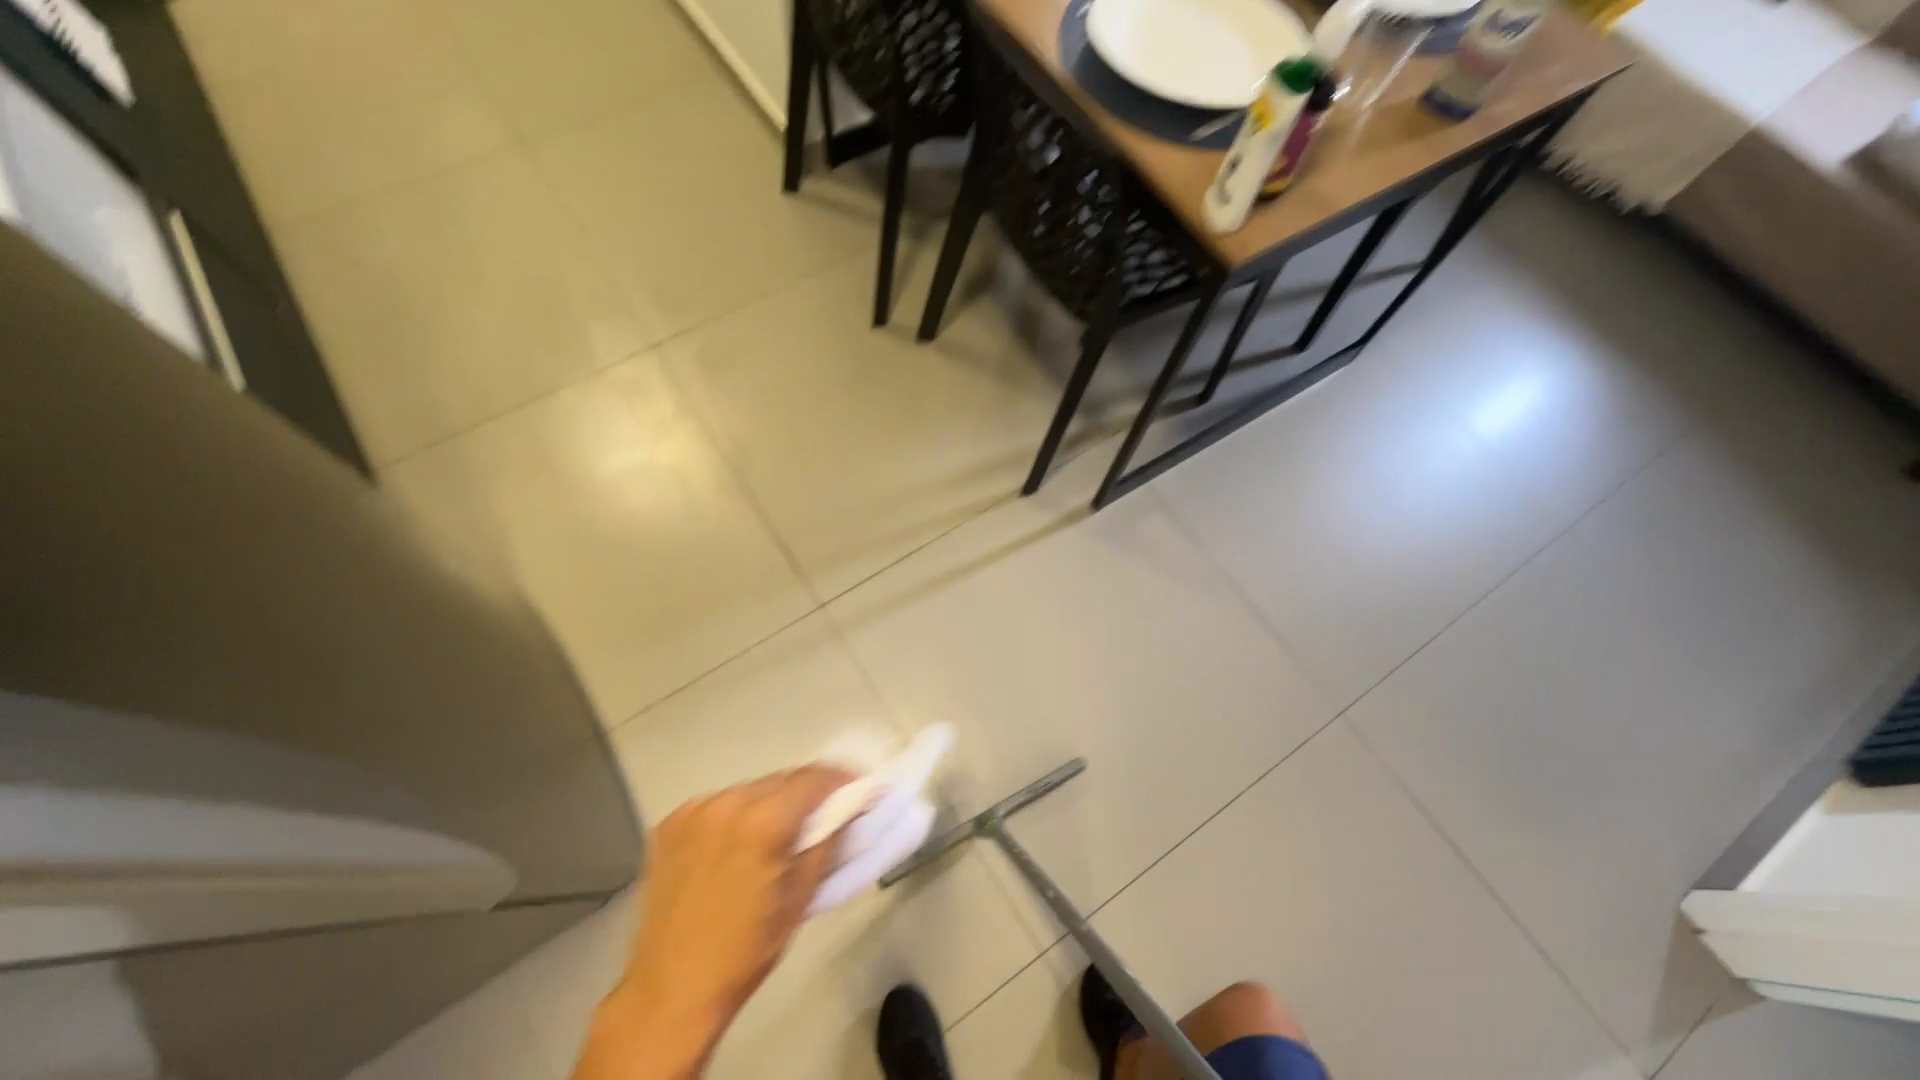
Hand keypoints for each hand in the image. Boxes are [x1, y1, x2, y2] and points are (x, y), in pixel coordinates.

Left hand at [575, 765, 856, 1079]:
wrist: (673, 988)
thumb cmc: (748, 948)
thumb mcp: (802, 895)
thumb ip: (829, 841)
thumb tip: (851, 807)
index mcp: (763, 821)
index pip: (813, 778)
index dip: (841, 780)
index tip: (859, 791)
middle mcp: (726, 803)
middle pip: (781, 780)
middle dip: (806, 794)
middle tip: (823, 818)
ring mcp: (692, 812)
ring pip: (748, 791)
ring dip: (769, 805)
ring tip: (776, 838)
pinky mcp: (668, 825)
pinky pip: (716, 806)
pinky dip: (734, 817)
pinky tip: (736, 847)